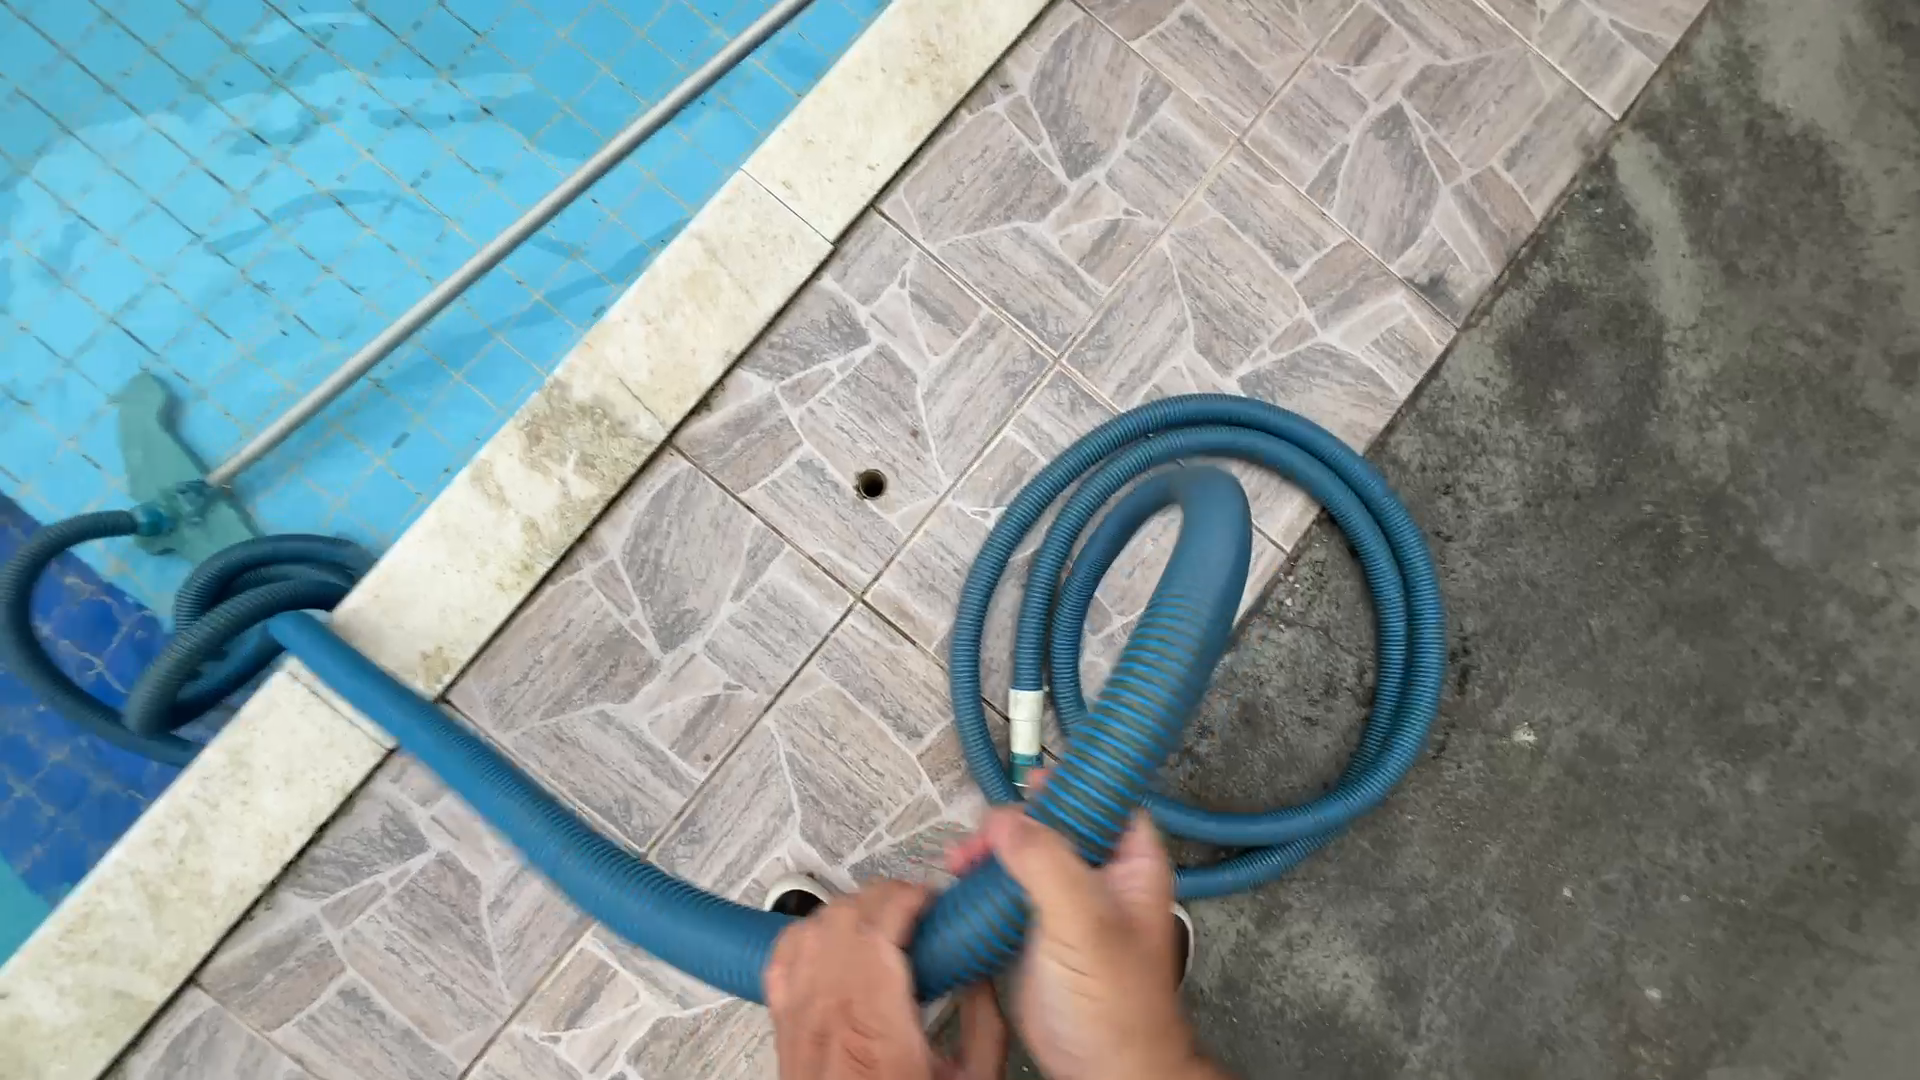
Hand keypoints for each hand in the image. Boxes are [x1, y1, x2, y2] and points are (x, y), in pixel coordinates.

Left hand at [766, 880, 1007, 1079]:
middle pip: (845, 915)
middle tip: (918, 908)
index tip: (933, 899)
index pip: (877, 925)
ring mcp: (798, 1016)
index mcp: (876, 1029)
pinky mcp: (782, 1023)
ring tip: (883, 920)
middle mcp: (828, 1015)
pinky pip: (784, 952)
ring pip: (813, 925)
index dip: (908, 896)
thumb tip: (983, 970)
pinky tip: (835, 939)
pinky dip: (810, 932)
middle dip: (886, 896)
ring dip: (852, 909)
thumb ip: (983, 1023)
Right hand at [948, 800, 1222, 1079]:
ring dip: (990, 847)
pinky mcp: (1034, 921)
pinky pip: (1005, 882)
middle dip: (1015, 820)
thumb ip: (1047, 863)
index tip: (1034, 777)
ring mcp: (1064, 896)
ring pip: (1024, 848)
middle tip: (986, 834)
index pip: (1105, 797)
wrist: (1099, 1072)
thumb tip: (1006, 821)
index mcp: (1130, 860)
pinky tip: (962, 878)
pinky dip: (981, 876)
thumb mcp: (1086, 922)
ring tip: (964, 859)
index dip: (1072, 781)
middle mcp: (1098, 870)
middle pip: (1054, 818)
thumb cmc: (1117, 1005)